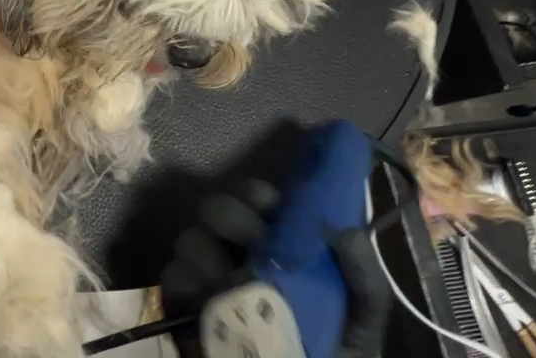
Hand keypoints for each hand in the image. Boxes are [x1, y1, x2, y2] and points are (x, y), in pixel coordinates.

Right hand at [161, 121, 390, 357]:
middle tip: (253, 241)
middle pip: (216, 208)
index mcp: (275, 246)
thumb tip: (339, 228)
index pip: (255, 198)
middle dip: (231, 216)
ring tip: (230, 280)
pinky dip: (187, 282)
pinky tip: (209, 300)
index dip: (257, 194)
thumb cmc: (331, 355)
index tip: (270, 206)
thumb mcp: (360, 321)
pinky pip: (172, 276)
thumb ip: (363, 278)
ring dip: (208, 252)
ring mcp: (206, 277)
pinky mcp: (183, 305)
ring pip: (191, 238)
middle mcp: (236, 252)